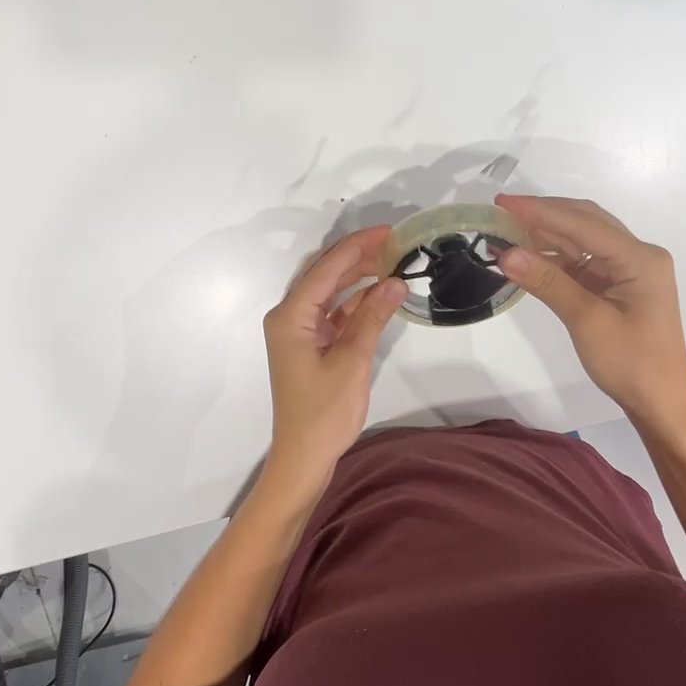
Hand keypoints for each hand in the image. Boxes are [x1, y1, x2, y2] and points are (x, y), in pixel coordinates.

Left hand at [262, 226, 408, 486]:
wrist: (304, 455)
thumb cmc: (324, 412)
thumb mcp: (352, 361)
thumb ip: (373, 317)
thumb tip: (397, 281)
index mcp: (290, 316)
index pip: (327, 268)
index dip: (358, 246)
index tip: (390, 231)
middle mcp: (288, 316)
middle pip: (324, 273)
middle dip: (358, 255)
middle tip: (396, 243)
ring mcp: (298, 330)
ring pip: (329, 291)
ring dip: (358, 276)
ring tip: (393, 262)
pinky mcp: (309, 344)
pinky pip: (332, 311)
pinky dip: (355, 302)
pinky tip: (380, 293)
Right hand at [493, 195, 685, 427]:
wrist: (659, 401)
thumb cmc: (631, 363)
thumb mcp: (586, 321)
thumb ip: (548, 283)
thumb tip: (507, 254)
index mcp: (640, 258)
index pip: (582, 223)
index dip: (540, 211)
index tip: (501, 203)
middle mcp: (637, 255)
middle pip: (584, 221)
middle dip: (542, 215)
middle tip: (499, 213)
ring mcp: (627, 270)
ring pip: (581, 239)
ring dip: (544, 235)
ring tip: (505, 233)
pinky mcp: (616, 285)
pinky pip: (581, 260)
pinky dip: (552, 257)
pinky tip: (525, 257)